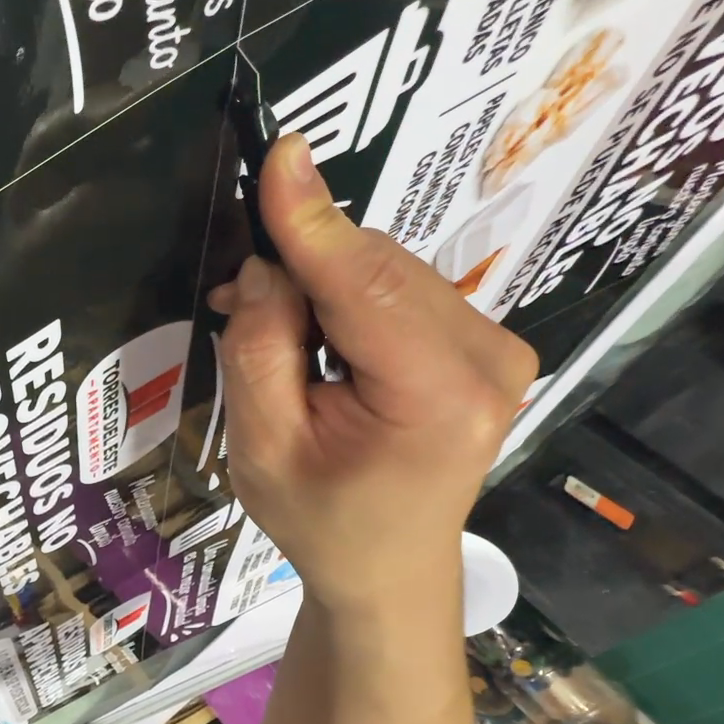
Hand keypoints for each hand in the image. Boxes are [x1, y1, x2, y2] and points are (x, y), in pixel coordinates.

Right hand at [208, 135, 537, 621]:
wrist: (385, 568)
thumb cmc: (316, 519)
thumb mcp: (261, 444)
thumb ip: (259, 351)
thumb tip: (263, 269)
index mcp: (436, 394)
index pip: (363, 284)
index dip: (313, 220)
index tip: (278, 155)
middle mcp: (487, 357)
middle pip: (374, 269)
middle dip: (297, 267)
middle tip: (228, 303)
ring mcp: (495, 347)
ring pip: (385, 272)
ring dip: (314, 282)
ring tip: (258, 323)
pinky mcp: (480, 346)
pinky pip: (396, 291)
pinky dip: (339, 296)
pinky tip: (304, 328)